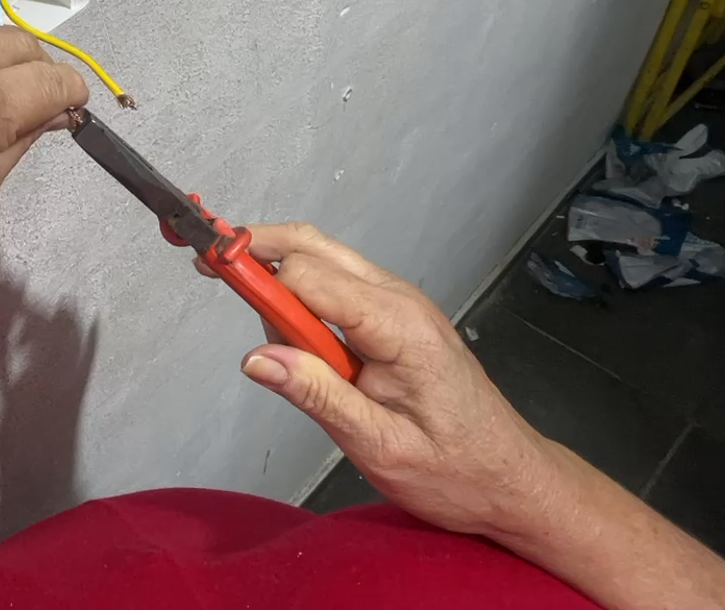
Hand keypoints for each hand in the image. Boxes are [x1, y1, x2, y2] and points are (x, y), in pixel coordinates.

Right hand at [232, 223, 564, 539]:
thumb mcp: (381, 447)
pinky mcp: (386, 308)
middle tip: (209, 265)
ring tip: (258, 320)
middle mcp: (396, 297)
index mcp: (398, 326)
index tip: (219, 286)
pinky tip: (283, 322)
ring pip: (316, 251)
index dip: (259, 282)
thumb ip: (317, 396)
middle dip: (255, 247)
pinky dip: (292, 284)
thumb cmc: (457, 471)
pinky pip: (328, 275)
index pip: (307, 276)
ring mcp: (393, 298)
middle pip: (309, 243)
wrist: (515, 480)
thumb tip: (254, 360)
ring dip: (272, 266)